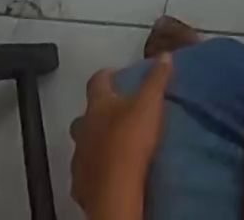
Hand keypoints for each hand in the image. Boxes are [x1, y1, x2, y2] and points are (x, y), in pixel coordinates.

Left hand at [70, 54, 171, 219]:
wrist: (115, 189)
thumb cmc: (130, 139)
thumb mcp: (150, 103)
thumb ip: (156, 78)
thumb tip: (164, 54)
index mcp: (98, 104)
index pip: (97, 81)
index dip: (106, 75)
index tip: (115, 74)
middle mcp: (83, 127)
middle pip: (84, 114)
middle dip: (97, 113)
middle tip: (115, 114)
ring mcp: (79, 156)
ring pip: (82, 144)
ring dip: (94, 142)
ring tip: (111, 145)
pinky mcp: (80, 183)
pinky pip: (84, 173)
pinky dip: (93, 170)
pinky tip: (105, 173)